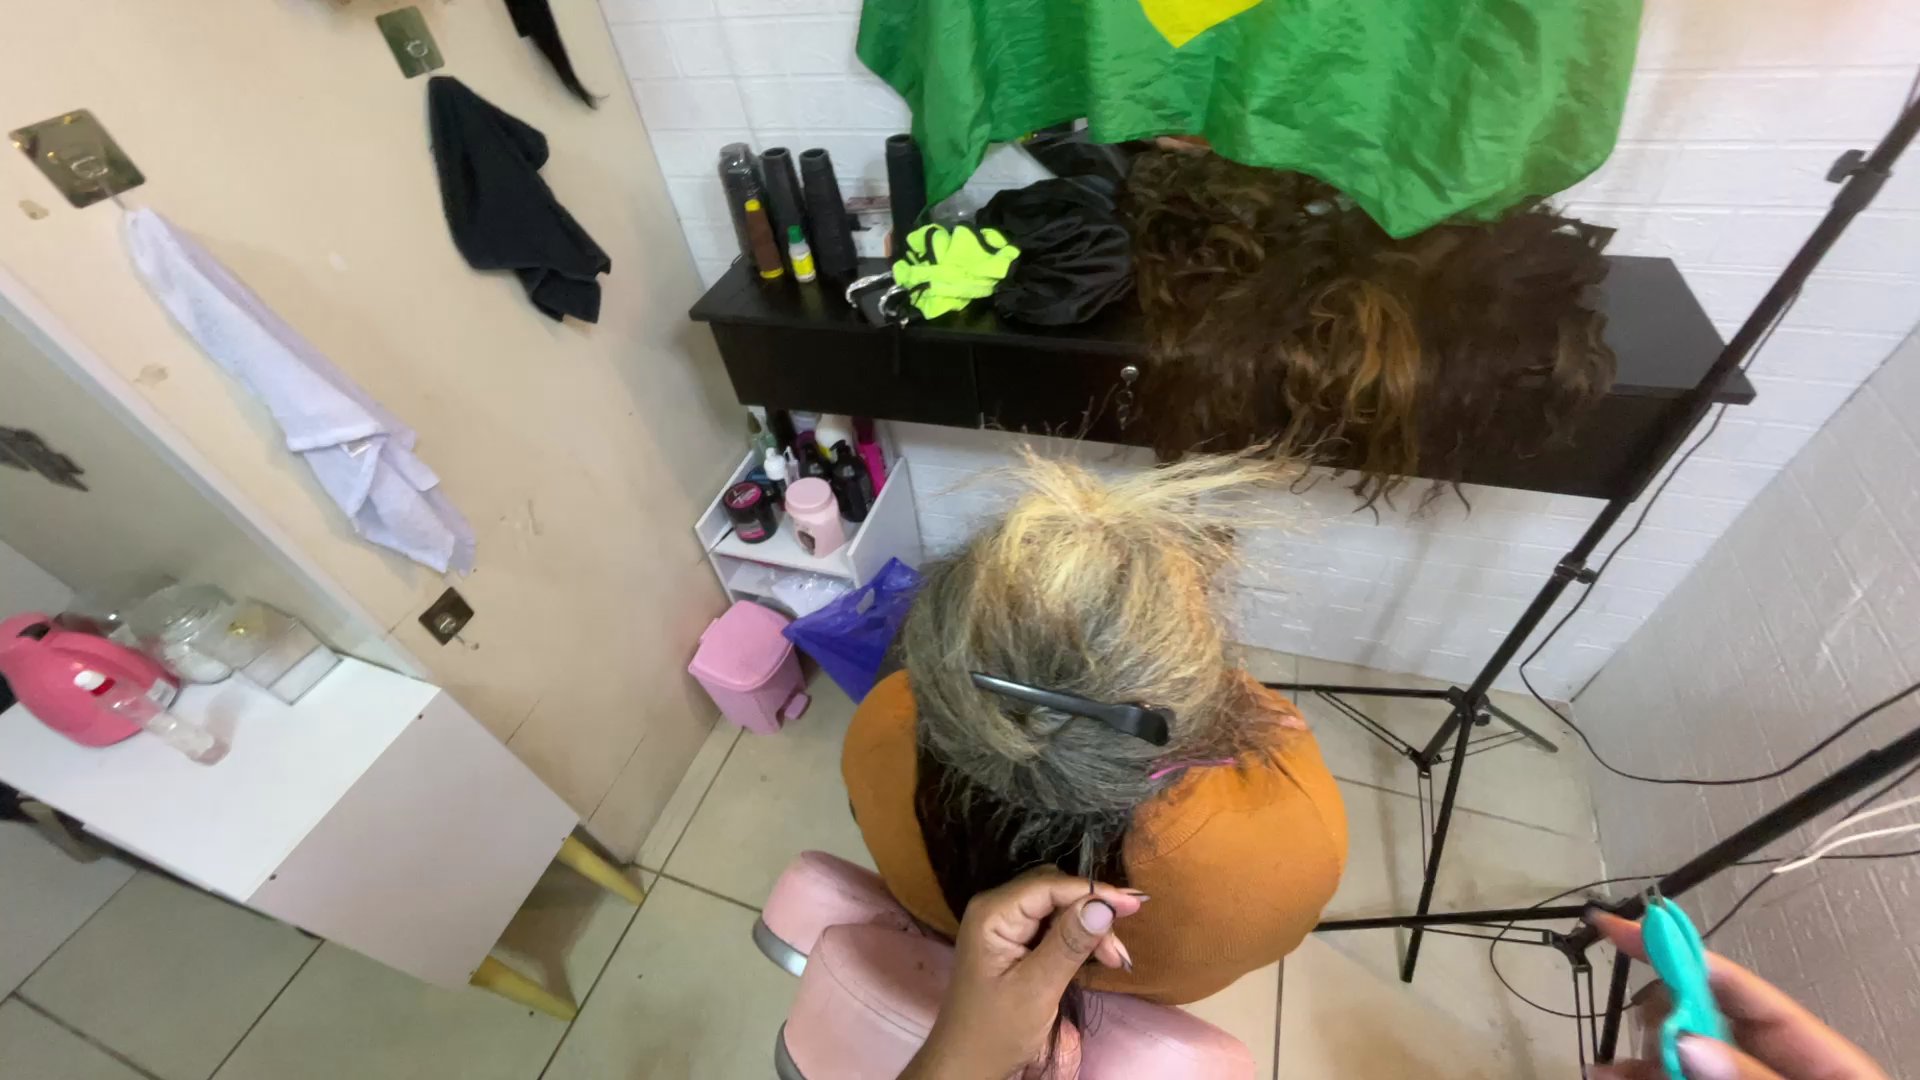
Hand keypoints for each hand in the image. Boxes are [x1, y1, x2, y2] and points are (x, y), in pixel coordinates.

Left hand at [901, 867, 1144, 1079]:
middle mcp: (997, 907)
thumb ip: (1068, 944)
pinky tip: (1097, 955)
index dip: (1091, 891)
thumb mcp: (1036, 989)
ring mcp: (1004, 922)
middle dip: (1090, 911)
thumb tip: (1103, 904)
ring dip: (1087, 926)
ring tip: (1114, 959)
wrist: (967, 1065)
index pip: (1048, 885)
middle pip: (1054, 891)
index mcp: (993, 912)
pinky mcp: (1014, 938)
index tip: (1133, 905)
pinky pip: (1051, 924)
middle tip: (1118, 949)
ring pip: (1056, 906)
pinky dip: (1076, 937)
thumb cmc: (996, 1031)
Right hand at [1588, 912, 1890, 1079]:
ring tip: (1607, 1077)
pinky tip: (1608, 1079)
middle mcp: (1769, 1068)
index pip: (1741, 991)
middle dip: (1661, 1023)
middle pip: (1696, 1019)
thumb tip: (1686, 1040)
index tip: (1612, 928)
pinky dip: (1632, 1077)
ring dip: (1639, 1060)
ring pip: (1671, 1054)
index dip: (1678, 953)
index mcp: (1817, 1062)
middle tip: (1651, 1045)